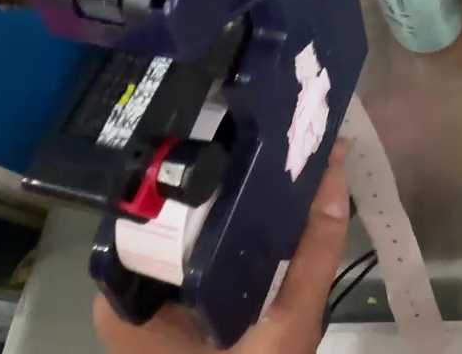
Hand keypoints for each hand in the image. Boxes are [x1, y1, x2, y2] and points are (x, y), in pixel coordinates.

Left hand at [94, 146, 351, 353]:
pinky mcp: (171, 315)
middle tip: (288, 138)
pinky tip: (280, 209)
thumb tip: (335, 170)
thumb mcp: (286, 332)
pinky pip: (204, 253)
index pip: (159, 200)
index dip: (211, 160)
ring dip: (244, 201)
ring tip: (290, 159)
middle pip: (181, 211)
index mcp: (127, 298)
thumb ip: (313, 254)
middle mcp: (125, 294)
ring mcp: (146, 306)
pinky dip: (241, 232)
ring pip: (195, 230)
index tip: (259, 129)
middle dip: (238, 176)